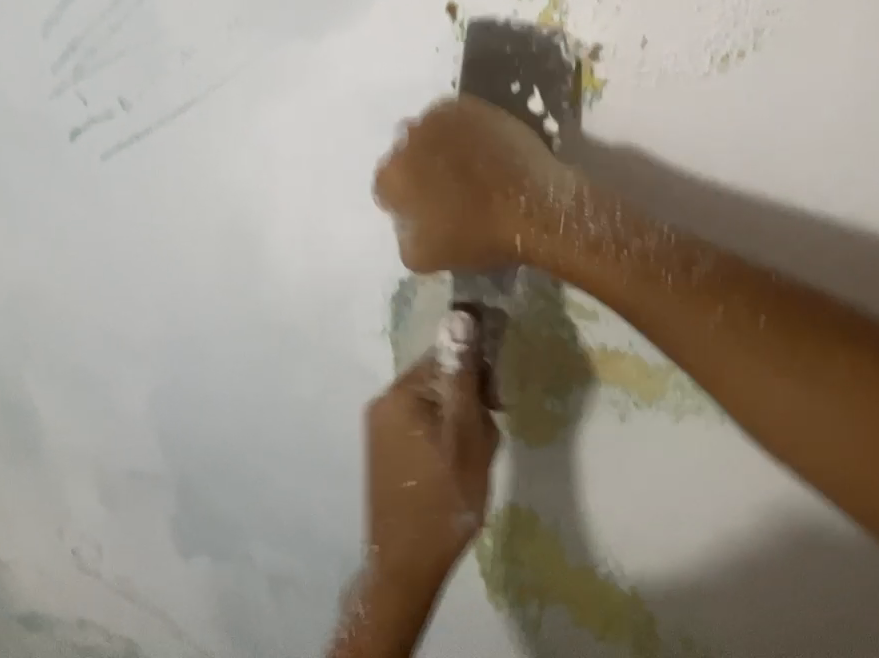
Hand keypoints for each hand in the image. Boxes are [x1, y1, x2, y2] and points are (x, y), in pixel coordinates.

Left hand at [362, 309, 500, 589]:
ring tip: (472, 457)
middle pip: (440, 378)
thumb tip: (460, 314)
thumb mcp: (466, 435)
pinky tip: (455, 465)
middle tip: (485, 437)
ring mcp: (380, 426)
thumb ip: (463, 375)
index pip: (447, 355)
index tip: (498, 402)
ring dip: (460, 421)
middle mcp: (383, 401)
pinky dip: (444, 436)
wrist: (406, 565)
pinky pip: (422, 423)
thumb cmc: (445, 500)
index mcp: (400, 393)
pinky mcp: (384, 448)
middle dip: (470, 400)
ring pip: (435, 402)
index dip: (479, 375)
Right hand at [372, 97, 576, 273]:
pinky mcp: (470, 105)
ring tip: (469, 167)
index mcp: (392, 175)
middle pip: (406, 154)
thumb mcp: (423, 257)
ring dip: (439, 147)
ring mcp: (440, 117)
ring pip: (429, 133)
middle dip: (420, 168)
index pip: (386, 186)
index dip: (406, 198)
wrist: (536, 206)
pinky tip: (483, 149)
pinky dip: (462, 131)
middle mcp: (408, 138)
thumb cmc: (479, 236)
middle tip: (449, 187)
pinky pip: (455, 117)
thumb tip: (404, 219)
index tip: (427, 208)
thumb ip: (401, 233)